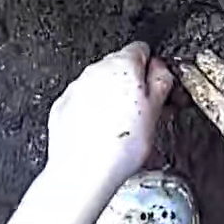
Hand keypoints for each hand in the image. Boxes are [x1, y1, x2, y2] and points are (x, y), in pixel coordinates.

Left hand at [45, 42, 173, 198]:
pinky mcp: (62, 106)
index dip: (152, 69)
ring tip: (121, 130)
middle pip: (120, 67)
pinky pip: (83, 102)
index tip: (156, 86)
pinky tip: (101, 134)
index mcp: (122, 65)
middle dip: (132, 85)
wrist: (82, 174)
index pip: (141, 49)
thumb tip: (160, 69)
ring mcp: (77, 87)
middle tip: (143, 112)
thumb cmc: (120, 146)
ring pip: (101, 85)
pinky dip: (92, 112)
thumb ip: (161, 81)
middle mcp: (96, 70)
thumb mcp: (156, 110)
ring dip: (112, 99)